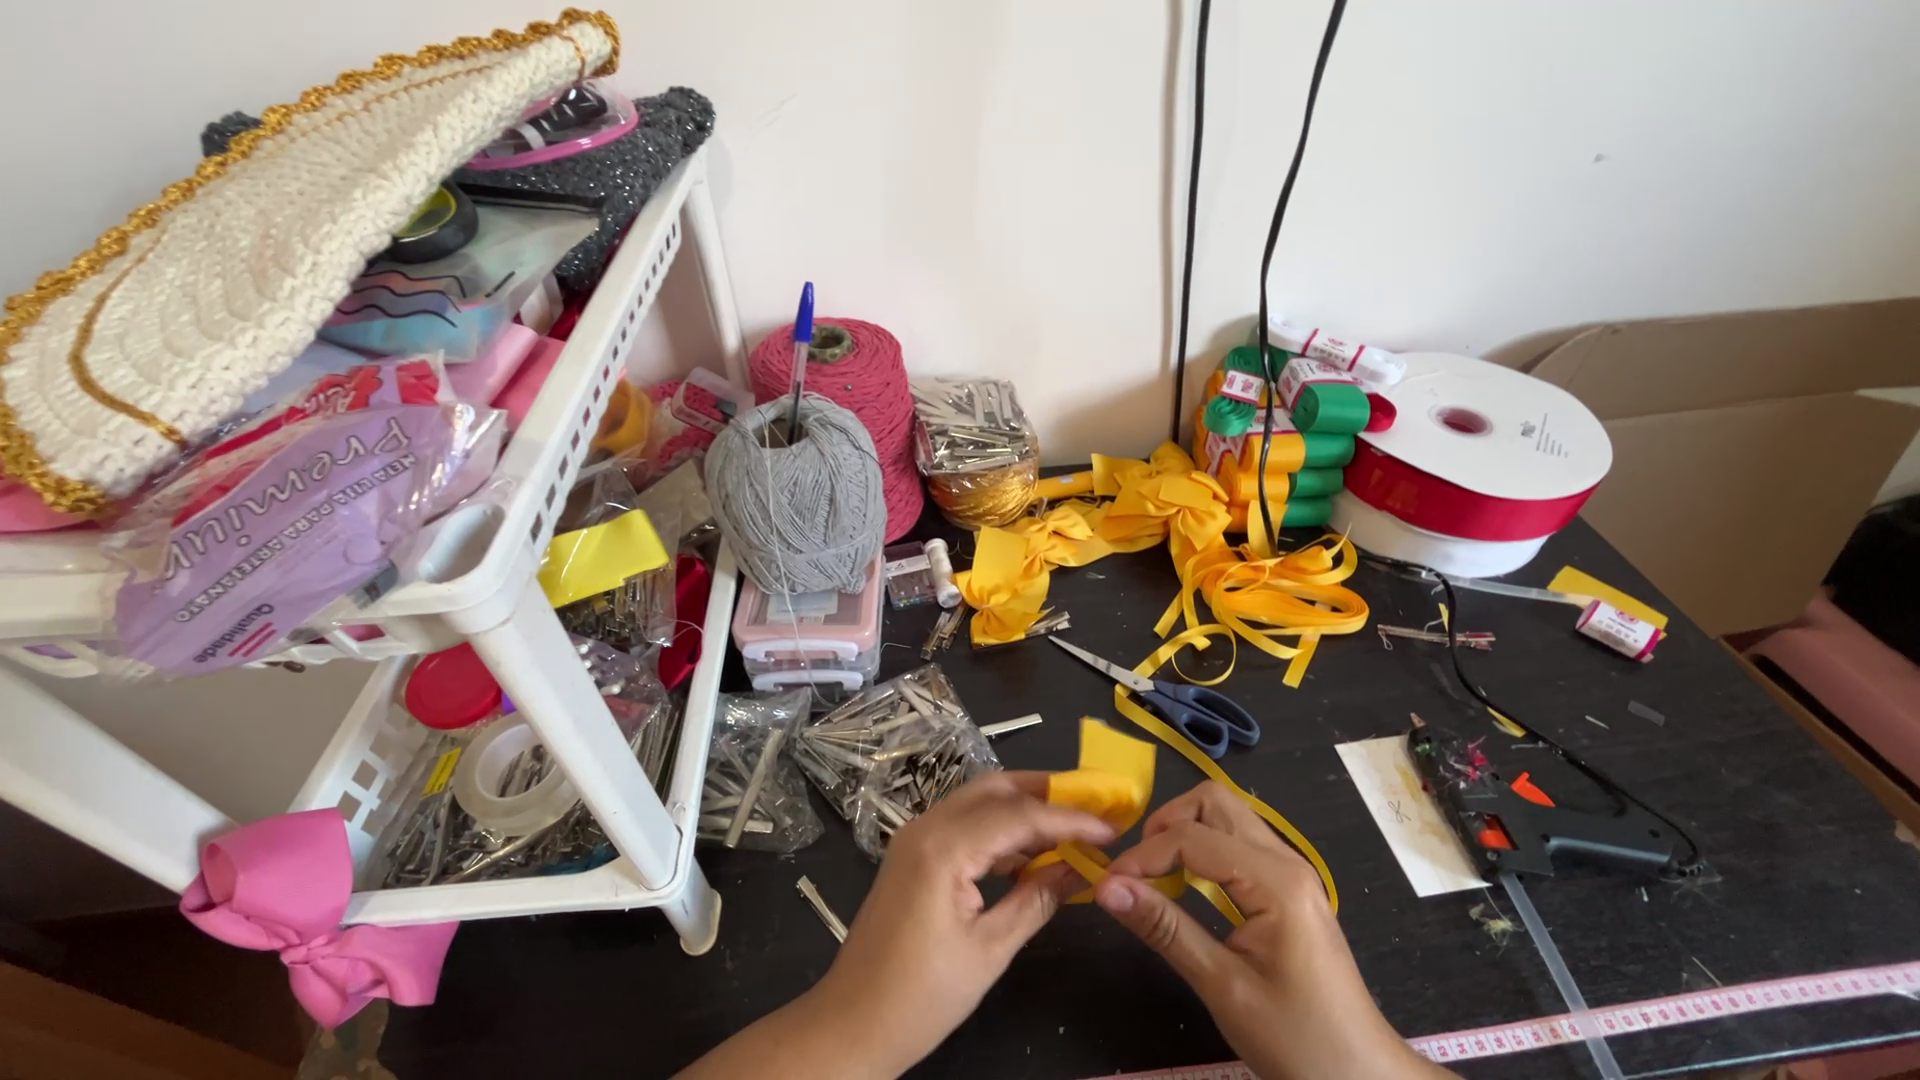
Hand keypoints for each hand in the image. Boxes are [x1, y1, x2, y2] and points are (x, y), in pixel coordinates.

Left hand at [813, 771, 1115, 1075]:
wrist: (852, 1023)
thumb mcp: (991, 949)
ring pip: (979, 802)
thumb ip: (1037, 900)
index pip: (1020, 814)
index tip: (1112, 828)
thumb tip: (1081, 869)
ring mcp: (915, 837)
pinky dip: (999, 830)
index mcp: (943, 847)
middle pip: (996, 788)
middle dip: (1046, 791)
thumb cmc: (922, 995)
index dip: (1070, 819)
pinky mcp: (913, 853)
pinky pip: (964, 824)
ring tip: (1070, 829)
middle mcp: (926, 826)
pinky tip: (1029, 855)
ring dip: (1024, 809)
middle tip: (1093, 806)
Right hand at [1093, 782, 1452, 1079]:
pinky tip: (1184, 885)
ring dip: (1183, 832)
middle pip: (1213, 802)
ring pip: (1226, 816)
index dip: (1143, 855)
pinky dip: (1202, 849)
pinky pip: (1238, 843)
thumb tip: (1106, 888)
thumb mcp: (1223, 987)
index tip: (1108, 885)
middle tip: (1135, 870)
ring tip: (1152, 875)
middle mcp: (1286, 860)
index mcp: (1275, 880)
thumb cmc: (1297, 1039)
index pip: (1192, 837)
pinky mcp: (1288, 888)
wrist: (1362, 1078)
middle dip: (1165, 825)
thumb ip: (1165, 929)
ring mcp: (1291, 871)